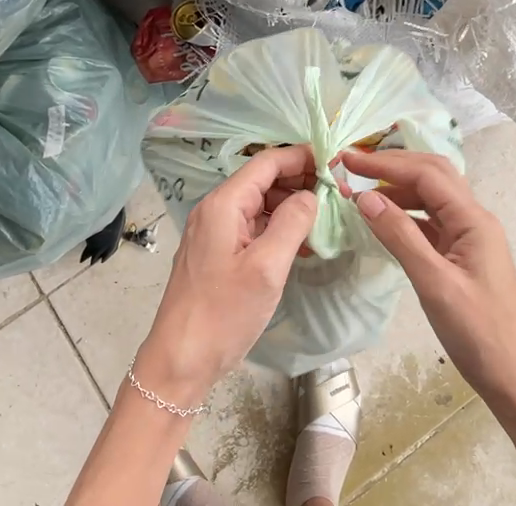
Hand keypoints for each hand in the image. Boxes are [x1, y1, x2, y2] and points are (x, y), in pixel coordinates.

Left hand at [135, 145, 320, 408]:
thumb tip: (311, 196)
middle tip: (336, 192)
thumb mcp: (267, 268)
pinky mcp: (216, 252)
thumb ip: (292, 224)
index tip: (334, 162)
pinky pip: (251, 226)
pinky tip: (301, 241)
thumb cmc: (223, 313)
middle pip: (262, 179)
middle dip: (298, 180)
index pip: (266, 162)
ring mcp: (213, 231)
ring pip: (258, 203)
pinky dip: (276, 226)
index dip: (300, 156)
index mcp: (224, 204)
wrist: (180, 359)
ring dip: (289, 205)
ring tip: (324, 217)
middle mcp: (215, 209)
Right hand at [339, 149, 515, 407]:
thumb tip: (365, 197)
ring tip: (361, 192)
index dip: (385, 163)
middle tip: (352, 166)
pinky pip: (431, 221)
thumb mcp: (434, 284)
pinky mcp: (462, 256)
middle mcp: (474, 220)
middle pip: (432, 174)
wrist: (514, 380)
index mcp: (474, 220)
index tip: (346, 160)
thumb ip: (400, 236)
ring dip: (397, 188)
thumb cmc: (478, 334)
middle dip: (392, 165)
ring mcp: (470, 237)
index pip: (426, 174)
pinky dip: (405, 213)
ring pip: (431, 196)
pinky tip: (382, 220)